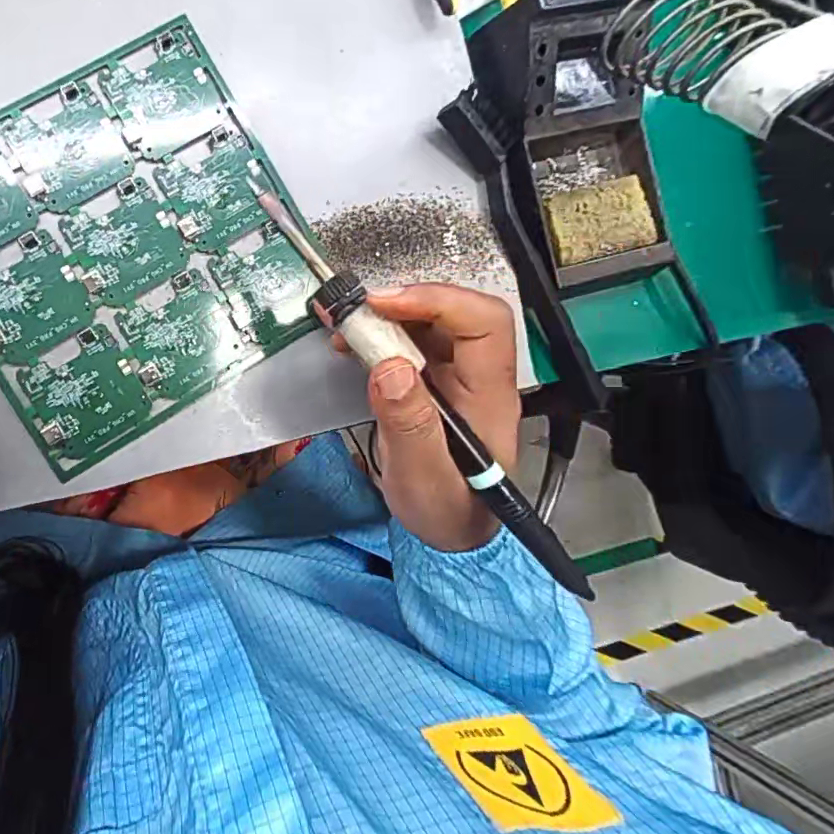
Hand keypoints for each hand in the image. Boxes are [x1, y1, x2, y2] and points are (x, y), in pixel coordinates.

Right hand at [335, 284, 520, 551]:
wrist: (451, 533)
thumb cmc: (447, 511)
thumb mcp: (423, 476)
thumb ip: (409, 425)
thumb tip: (390, 368)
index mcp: (489, 395)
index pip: (483, 323)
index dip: (435, 301)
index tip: (382, 305)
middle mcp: (477, 378)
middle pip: (454, 315)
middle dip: (403, 304)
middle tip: (354, 314)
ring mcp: (455, 380)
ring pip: (430, 327)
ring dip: (386, 319)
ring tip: (345, 329)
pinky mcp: (432, 387)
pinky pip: (410, 348)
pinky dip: (379, 339)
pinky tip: (353, 347)